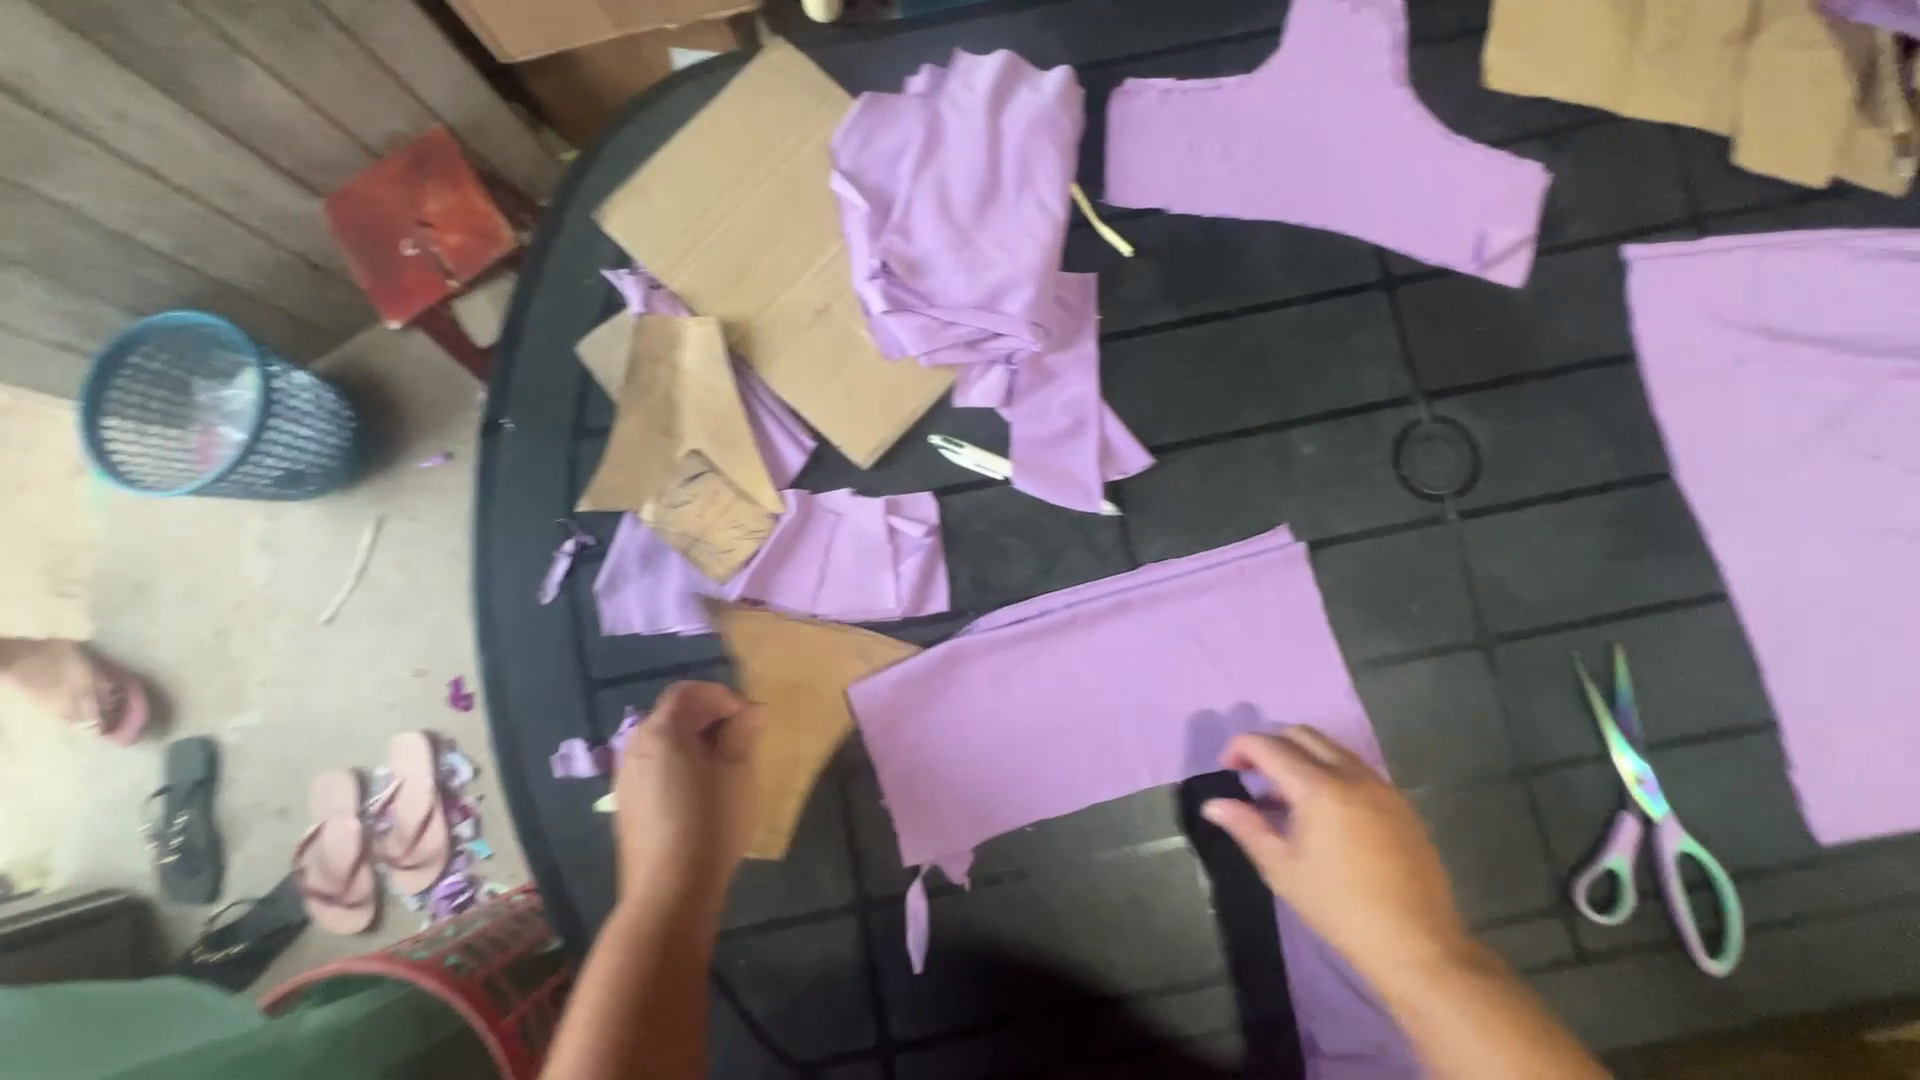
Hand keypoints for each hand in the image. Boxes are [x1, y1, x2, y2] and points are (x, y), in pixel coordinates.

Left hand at [613, 681, 761, 911]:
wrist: (669, 890)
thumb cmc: (711, 821)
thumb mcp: (738, 771)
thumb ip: (742, 733)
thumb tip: (751, 711)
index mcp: (662, 731)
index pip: (690, 692)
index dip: (724, 696)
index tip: (751, 719)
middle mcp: (636, 746)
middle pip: (673, 714)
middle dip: (710, 717)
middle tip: (743, 738)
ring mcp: (626, 778)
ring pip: (664, 742)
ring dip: (695, 742)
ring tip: (726, 765)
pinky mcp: (627, 805)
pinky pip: (656, 767)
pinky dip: (680, 764)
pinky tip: (702, 791)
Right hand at [1201, 727, 1471, 982]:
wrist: (1415, 942)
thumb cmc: (1338, 906)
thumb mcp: (1281, 868)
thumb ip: (1245, 826)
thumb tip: (1212, 804)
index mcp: (1318, 787)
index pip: (1268, 745)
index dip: (1239, 748)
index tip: (1226, 770)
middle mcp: (1352, 775)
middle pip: (1302, 735)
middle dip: (1271, 745)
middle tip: (1252, 776)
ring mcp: (1382, 786)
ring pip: (1332, 749)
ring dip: (1301, 757)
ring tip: (1285, 796)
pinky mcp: (1401, 804)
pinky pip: (1357, 770)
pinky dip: (1330, 773)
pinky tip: (1322, 812)